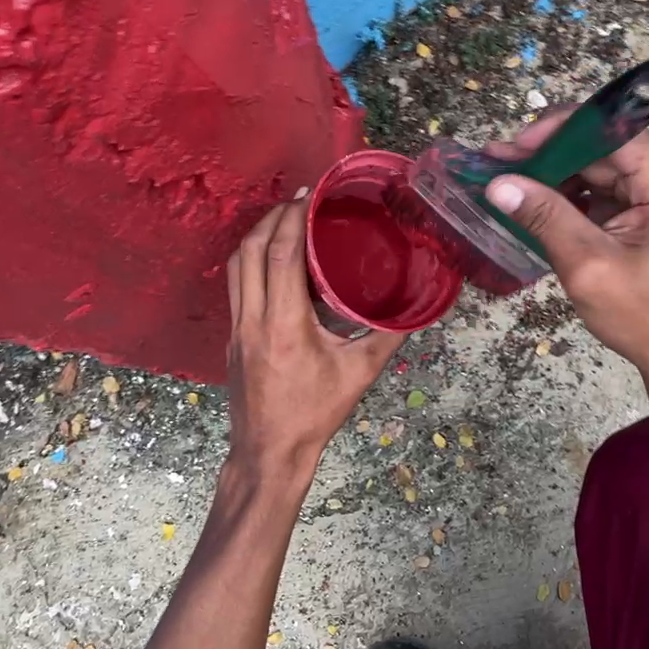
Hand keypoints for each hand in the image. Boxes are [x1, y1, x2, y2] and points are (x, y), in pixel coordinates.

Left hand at [222, 198, 404, 492]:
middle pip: (250, 251)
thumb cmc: (314, 415)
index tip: (307, 197)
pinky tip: (273, 262)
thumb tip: (415, 308)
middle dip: (271, 218)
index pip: (281, 256)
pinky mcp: (233, 337)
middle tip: (297, 202)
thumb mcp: (359, 375)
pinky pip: (236, 285)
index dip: (292, 219)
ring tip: (283, 222)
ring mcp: (237, 328)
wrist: (268, 452)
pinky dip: (251, 261)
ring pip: (235, 266)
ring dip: (256, 237)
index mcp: (285, 324)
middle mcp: (254, 319)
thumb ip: (387, 337)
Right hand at [484, 105, 648, 377]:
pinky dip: (569, 199)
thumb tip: (498, 184)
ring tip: (505, 182)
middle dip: (548, 155)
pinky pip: (602, 195)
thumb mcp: (588, 266)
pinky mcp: (645, 219)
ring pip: (598, 172)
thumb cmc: (644, 317)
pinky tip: (532, 205)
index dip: (560, 131)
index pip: (612, 133)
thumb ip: (545, 218)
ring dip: (553, 177)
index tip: (515, 147)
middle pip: (602, 150)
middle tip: (495, 164)